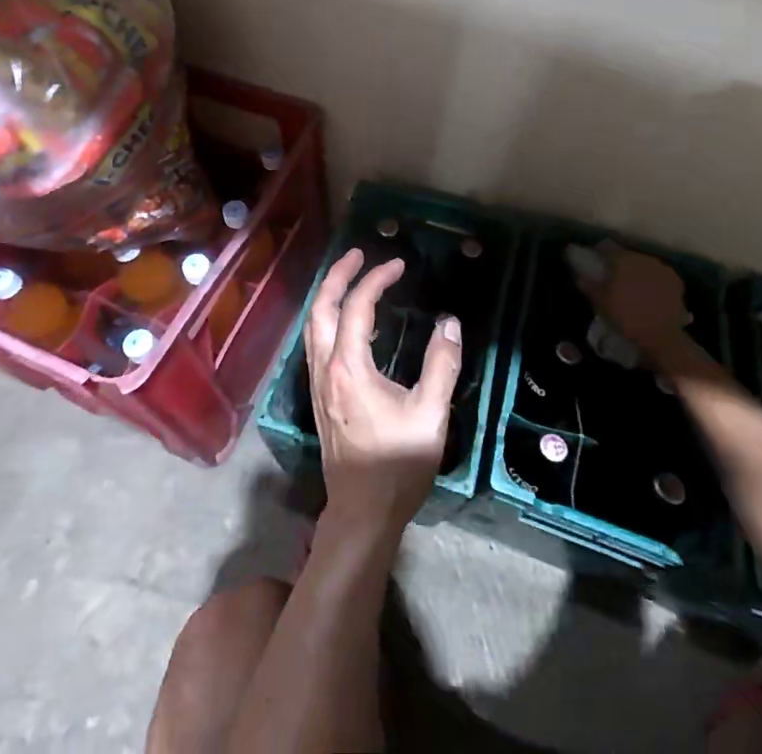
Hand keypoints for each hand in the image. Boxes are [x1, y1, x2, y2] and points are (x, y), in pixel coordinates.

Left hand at [304, 249, 462, 533]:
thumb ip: (441, 366)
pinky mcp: (318, 394)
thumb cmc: (398, 464)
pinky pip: (315, 342)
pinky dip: (327, 319)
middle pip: (320, 308)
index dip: (375, 280)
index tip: (397, 265)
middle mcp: (324, 367)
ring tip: (349, 278)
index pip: (356, 308)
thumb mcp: (430, 415)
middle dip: (337, 276)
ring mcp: (316, 381)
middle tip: (358, 254)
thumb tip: (449, 324)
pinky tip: (345, 322)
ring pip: (312, 324)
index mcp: (349, 368)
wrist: (362, 507)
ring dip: (327, 295)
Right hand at [575, 244, 687, 353]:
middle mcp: (645, 260)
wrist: (660, 335)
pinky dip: (652, 279)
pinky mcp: (676, 281)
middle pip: (629, 257)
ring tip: (631, 284)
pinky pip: (659, 274)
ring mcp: (663, 270)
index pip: (609, 252)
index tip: (596, 266)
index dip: (601, 258)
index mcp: (625, 262)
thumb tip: (579, 275)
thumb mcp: (600, 302)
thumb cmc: (626, 316)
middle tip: (613, 277)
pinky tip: (648, 290)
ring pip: (645, 265)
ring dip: (637, 271)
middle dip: (620, 265)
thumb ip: (589, 285)